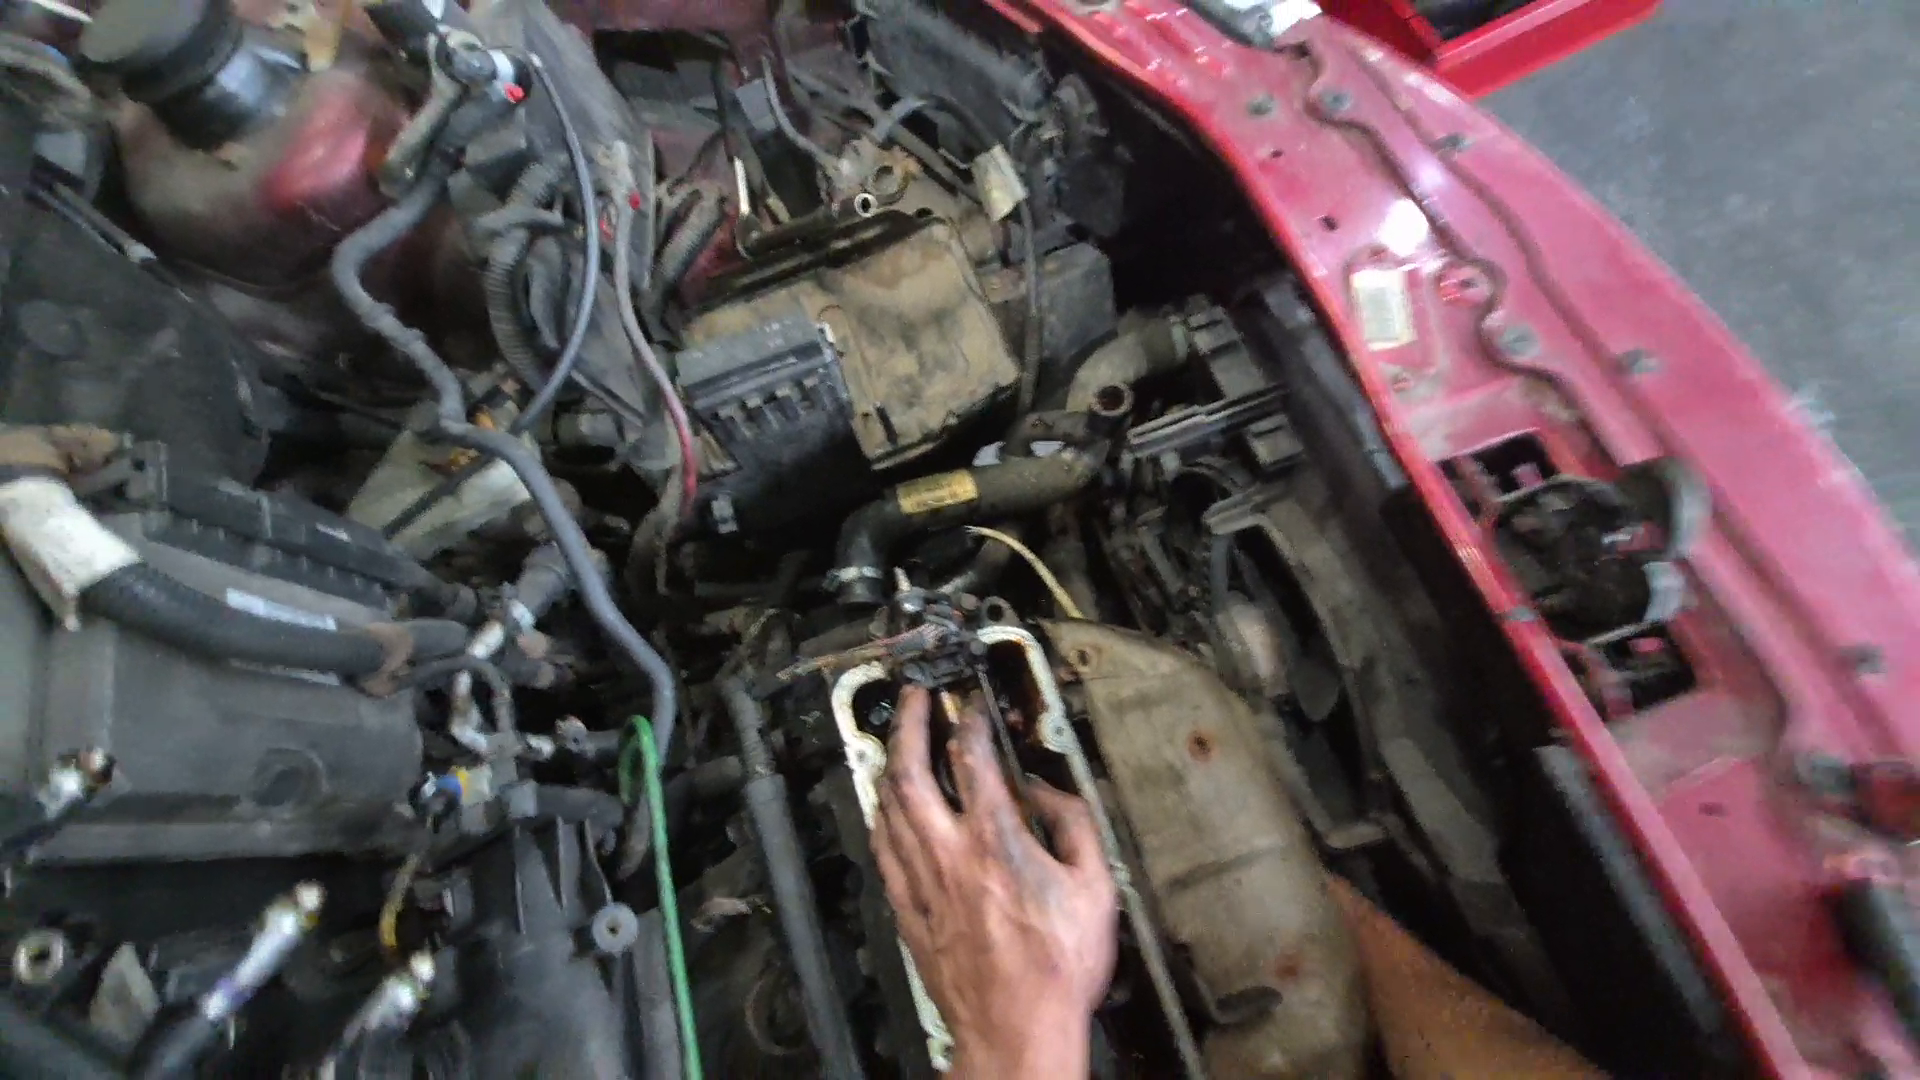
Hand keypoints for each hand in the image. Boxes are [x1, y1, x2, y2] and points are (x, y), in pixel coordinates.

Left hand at [871, 686, 1118, 1078]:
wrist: (1017, 1033)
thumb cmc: (1058, 967)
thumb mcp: (1096, 887)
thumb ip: (1074, 824)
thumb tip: (1048, 791)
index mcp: (995, 841)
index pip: (971, 758)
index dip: (968, 721)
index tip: (971, 708)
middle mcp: (949, 853)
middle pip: (911, 771)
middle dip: (908, 723)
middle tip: (913, 698)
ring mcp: (922, 881)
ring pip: (888, 806)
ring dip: (891, 763)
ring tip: (898, 740)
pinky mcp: (909, 909)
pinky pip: (882, 850)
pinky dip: (882, 816)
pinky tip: (886, 807)